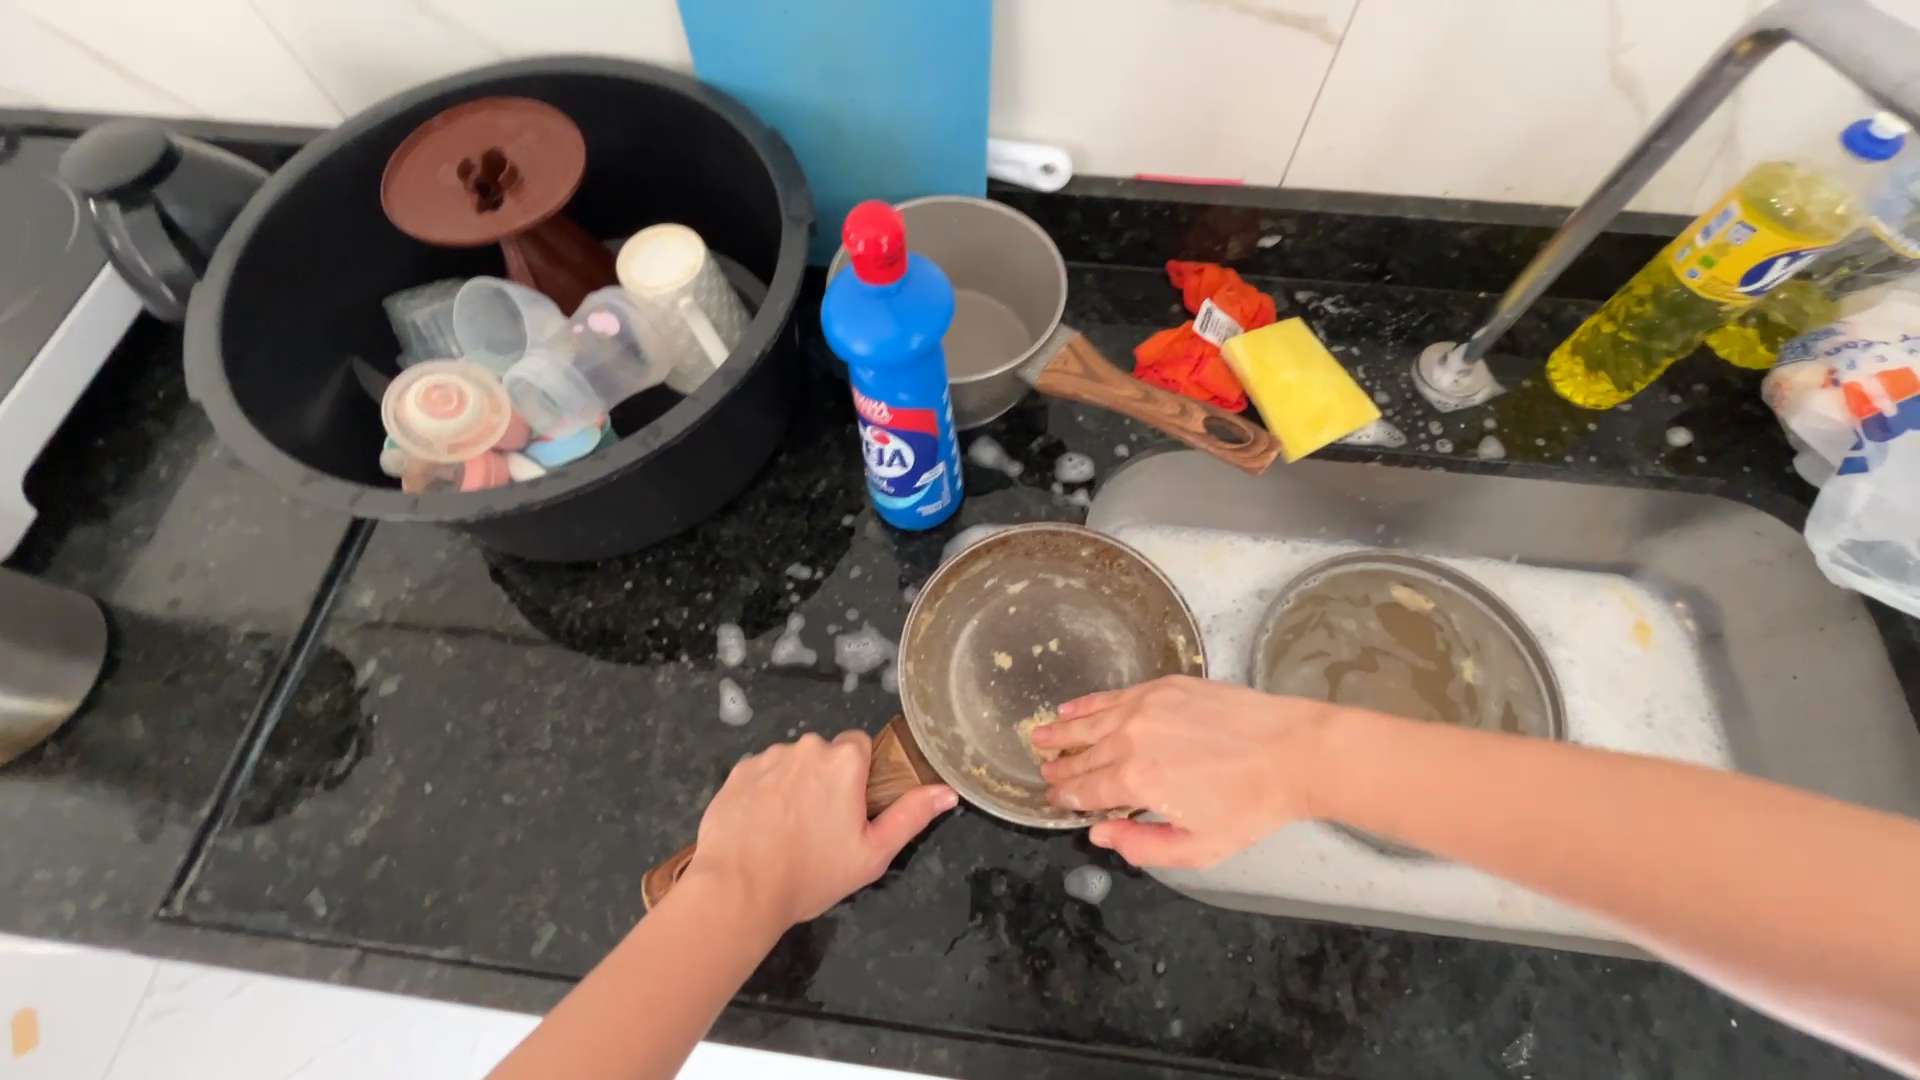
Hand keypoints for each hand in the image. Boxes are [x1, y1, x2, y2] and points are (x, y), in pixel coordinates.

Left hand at [682, 731, 957, 930]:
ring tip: (786, 831)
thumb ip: (911, 815)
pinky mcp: (736, 772)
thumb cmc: (811, 873)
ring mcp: (768, 758)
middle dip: (825, 781)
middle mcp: (807, 747)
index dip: (859, 775)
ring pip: (792, 763)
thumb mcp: (873, 853)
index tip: (850, 808)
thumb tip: (948, 791)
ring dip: (794, 785)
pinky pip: (760, 774)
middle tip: (820, 826)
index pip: (860, 746)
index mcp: (844, 761)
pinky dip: (763, 794)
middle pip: (825, 755)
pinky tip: (760, 828)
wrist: (737, 891)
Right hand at [1034, 675, 1330, 867]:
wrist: (1291, 751)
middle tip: (1044, 770)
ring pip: (1089, 722)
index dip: (1066, 795)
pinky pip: (1111, 697)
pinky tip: (1069, 709)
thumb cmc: (1250, 804)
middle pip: (1083, 755)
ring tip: (1039, 736)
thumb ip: (1142, 847)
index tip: (1054, 797)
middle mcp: (1130, 739)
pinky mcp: (1160, 687)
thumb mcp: (1200, 847)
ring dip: (1061, 732)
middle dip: (1061, 766)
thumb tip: (1100, 834)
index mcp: (1136, 781)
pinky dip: (1086, 704)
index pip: (1087, 789)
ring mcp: (1143, 707)